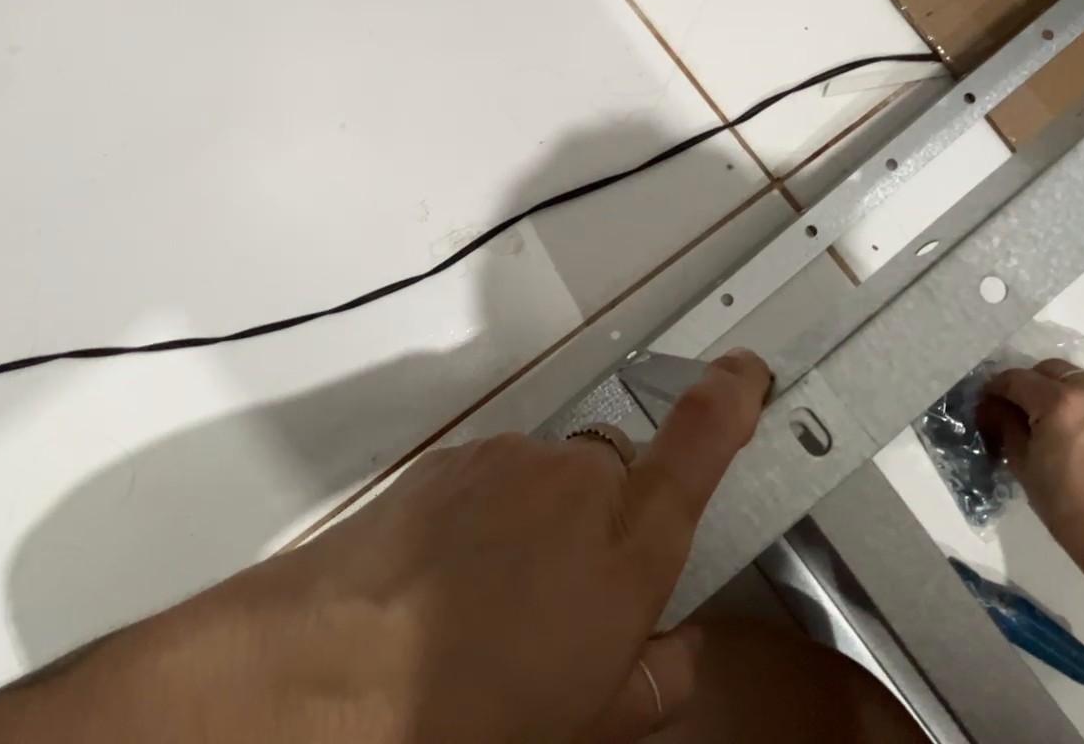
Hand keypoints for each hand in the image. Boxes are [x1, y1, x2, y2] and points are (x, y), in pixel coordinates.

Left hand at [203, 349, 773, 743]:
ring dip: (542, 520)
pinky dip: (491, 513)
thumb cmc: (465, 702)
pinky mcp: (454, 458)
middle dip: (609, 517)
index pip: (702, 440)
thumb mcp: (594, 716)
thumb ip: (660, 676)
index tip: (745, 374)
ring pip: (552, 477)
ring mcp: (510, 462)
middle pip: (618, 471)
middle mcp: (574, 483)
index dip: (732, 398)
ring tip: (499, 596)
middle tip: (574, 590)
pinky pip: (496, 477)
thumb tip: (675, 655)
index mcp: (629, 541)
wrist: (338, 667)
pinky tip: (458, 573)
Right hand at [980, 359, 1083, 574]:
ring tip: (1070, 433)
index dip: (996, 390)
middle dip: (1035, 386)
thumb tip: (996, 409)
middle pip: (1054, 371)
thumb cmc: (1075, 513)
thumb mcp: (1025, 470)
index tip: (990, 407)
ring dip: (1072, 400)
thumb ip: (1007, 428)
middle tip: (1028, 416)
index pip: (1015, 378)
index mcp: (1060, 403)